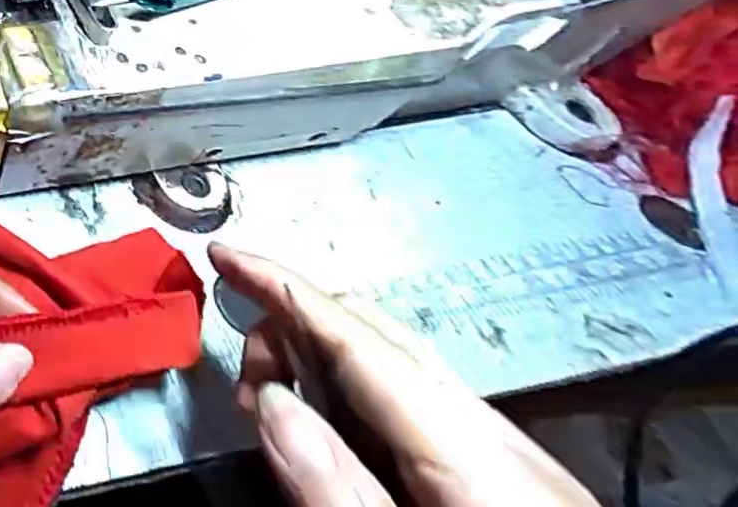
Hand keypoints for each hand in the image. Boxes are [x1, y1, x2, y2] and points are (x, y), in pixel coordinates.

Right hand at [209, 242, 593, 506]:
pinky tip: (330, 428)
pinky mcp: (513, 479)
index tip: (222, 254)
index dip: (282, 285)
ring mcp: (516, 460)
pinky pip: (409, 399)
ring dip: (315, 359)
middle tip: (244, 384)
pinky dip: (348, 390)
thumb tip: (268, 402)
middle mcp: (503, 441)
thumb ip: (339, 494)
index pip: (360, 337)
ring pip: (391, 361)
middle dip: (290, 327)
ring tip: (275, 408)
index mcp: (482, 460)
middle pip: (376, 334)